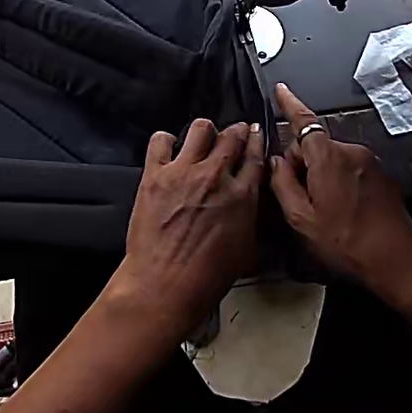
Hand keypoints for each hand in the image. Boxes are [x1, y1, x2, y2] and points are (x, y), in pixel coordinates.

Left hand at [110, 119, 264, 342]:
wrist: (165, 283)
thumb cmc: (207, 275)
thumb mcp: (247, 248)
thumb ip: (251, 217)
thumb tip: (250, 204)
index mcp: (242, 194)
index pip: (255, 155)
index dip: (256, 140)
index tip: (255, 134)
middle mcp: (215, 176)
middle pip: (231, 136)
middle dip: (235, 132)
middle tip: (233, 135)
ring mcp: (183, 172)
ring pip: (200, 129)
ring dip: (205, 132)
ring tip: (202, 139)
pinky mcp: (155, 174)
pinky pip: (161, 141)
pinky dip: (166, 141)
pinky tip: (169, 150)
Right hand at [269, 83, 411, 316]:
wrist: (396, 262)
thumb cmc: (348, 244)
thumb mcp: (301, 219)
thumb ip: (282, 184)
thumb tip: (276, 163)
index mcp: (329, 159)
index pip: (304, 122)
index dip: (289, 104)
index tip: (281, 90)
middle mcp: (352, 153)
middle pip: (314, 146)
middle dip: (301, 166)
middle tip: (301, 201)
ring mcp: (369, 164)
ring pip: (331, 159)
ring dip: (320, 177)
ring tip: (324, 213)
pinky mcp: (380, 176)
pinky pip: (349, 170)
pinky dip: (338, 183)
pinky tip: (341, 212)